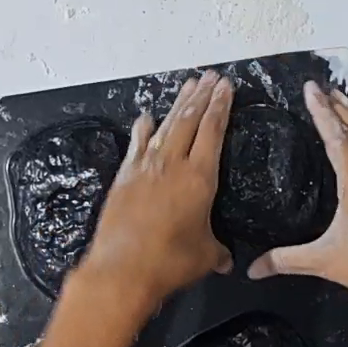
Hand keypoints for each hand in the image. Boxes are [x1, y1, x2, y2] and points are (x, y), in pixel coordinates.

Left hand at [71, 71, 234, 317]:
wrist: (121, 269)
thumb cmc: (170, 262)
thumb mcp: (204, 255)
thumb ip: (216, 251)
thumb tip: (225, 261)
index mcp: (200, 177)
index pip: (213, 131)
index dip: (220, 106)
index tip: (226, 87)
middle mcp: (173, 164)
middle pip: (190, 120)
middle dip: (202, 96)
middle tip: (212, 77)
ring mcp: (145, 167)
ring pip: (165, 126)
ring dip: (178, 104)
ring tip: (189, 86)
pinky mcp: (124, 176)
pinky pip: (137, 145)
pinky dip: (143, 130)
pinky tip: (146, 118)